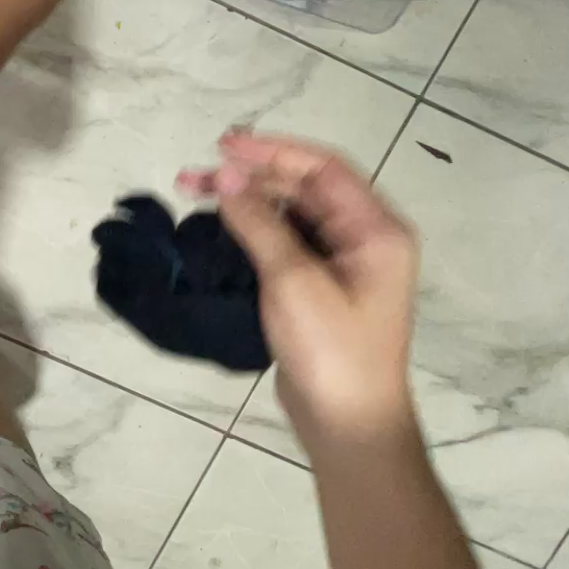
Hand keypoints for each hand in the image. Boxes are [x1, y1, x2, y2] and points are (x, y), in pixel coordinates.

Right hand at [180, 132, 420, 451]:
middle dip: (249, 176)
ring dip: (244, 199)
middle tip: (193, 176)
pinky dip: (248, 225)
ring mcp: (340, 262)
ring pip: (287, 211)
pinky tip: (217, 224)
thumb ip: (259, 224)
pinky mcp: (317, 283)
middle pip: (303, 187)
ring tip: (193, 193)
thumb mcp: (293, 281)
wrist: (346, 421)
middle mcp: (362, 238)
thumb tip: (227, 176)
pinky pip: (281, 238)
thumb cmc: (330, 349)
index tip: (222, 147)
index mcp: (375, 230)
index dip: (272, 151)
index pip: (323, 169)